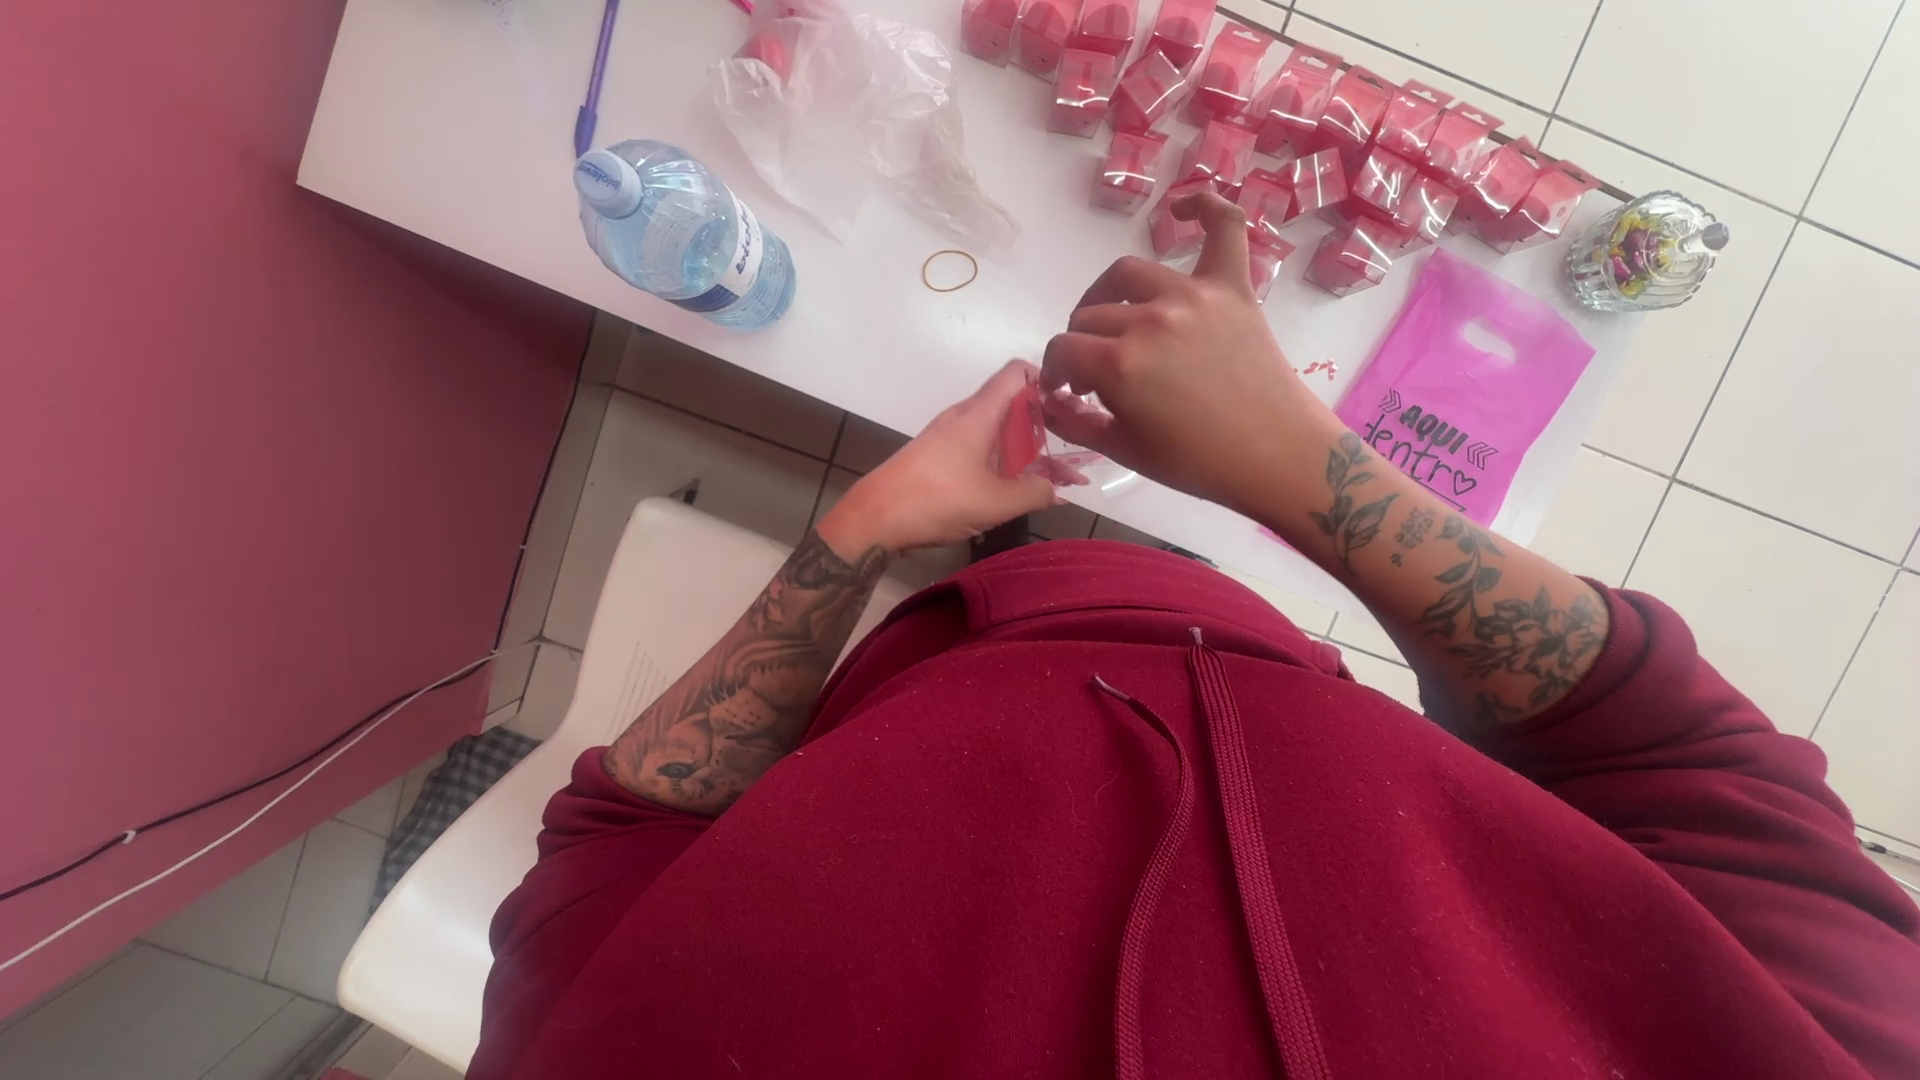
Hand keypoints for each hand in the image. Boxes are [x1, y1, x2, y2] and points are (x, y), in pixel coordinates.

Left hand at [818, 360, 1075, 557]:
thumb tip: (1058, 489)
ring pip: (998, 432)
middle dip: (1046, 424)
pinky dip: (1004, 464)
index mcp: (979, 413)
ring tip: (1056, 478)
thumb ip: (1036, 492)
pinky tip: (1018, 490)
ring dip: (1027, 450)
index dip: (1048, 382)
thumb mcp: (997, 502)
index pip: (1018, 372)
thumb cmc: (938, 500)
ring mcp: (949, 437)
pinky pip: (981, 451)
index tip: (1070, 410)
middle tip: (1074, 449)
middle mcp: (964, 417)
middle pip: (1013, 404)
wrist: (875, 519)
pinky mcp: (939, 458)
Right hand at [1039, 191, 1343, 515]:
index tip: (1063, 390)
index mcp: (1119, 364)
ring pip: (1128, 275)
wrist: (1275, 455)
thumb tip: (1047, 402)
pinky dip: (1204, 208)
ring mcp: (1193, 296)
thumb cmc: (1196, 464)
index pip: (1062, 350)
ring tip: (1115, 320)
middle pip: (1090, 316)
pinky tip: (1183, 205)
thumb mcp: (1123, 451)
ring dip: (1108, 297)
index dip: (1054, 372)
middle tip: (1095, 375)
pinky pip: (1223, 229)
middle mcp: (1150, 319)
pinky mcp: (1232, 288)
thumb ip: (1074, 424)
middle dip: (1081, 347)